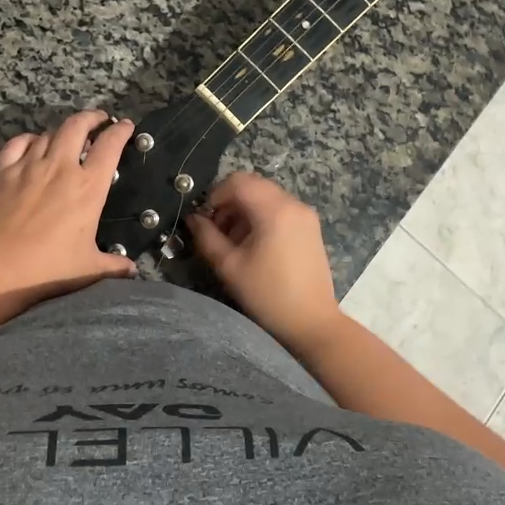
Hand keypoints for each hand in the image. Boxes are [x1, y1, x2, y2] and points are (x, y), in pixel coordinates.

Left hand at [0, 110, 136, 300]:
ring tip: (66, 138)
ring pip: (48, 134)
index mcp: (88, 187)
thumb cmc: (49, 269)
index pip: (110, 146)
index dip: (120, 131)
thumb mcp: (88, 268)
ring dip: (61, 132)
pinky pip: (17, 143)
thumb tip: (131, 271)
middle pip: (77, 126)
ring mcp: (29, 167)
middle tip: (98, 120)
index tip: (125, 125)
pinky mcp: (4, 173)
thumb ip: (113, 265)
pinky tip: (32, 143)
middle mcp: (61, 168)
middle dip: (91, 118)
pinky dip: (28, 139)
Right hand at [186, 172, 344, 350]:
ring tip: (233, 241)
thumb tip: (193, 219)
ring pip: (265, 196)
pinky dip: (261, 217)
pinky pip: (279, 208)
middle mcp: (293, 204)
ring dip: (244, 210)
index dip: (215, 195)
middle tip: (216, 230)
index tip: (205, 219)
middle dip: (229, 202)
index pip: (238, 181)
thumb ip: (207, 237)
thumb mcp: (230, 266)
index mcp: (274, 210)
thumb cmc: (268, 295)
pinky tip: (253, 244)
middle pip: (252, 185)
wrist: (312, 323)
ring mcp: (305, 215)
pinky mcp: (310, 227)